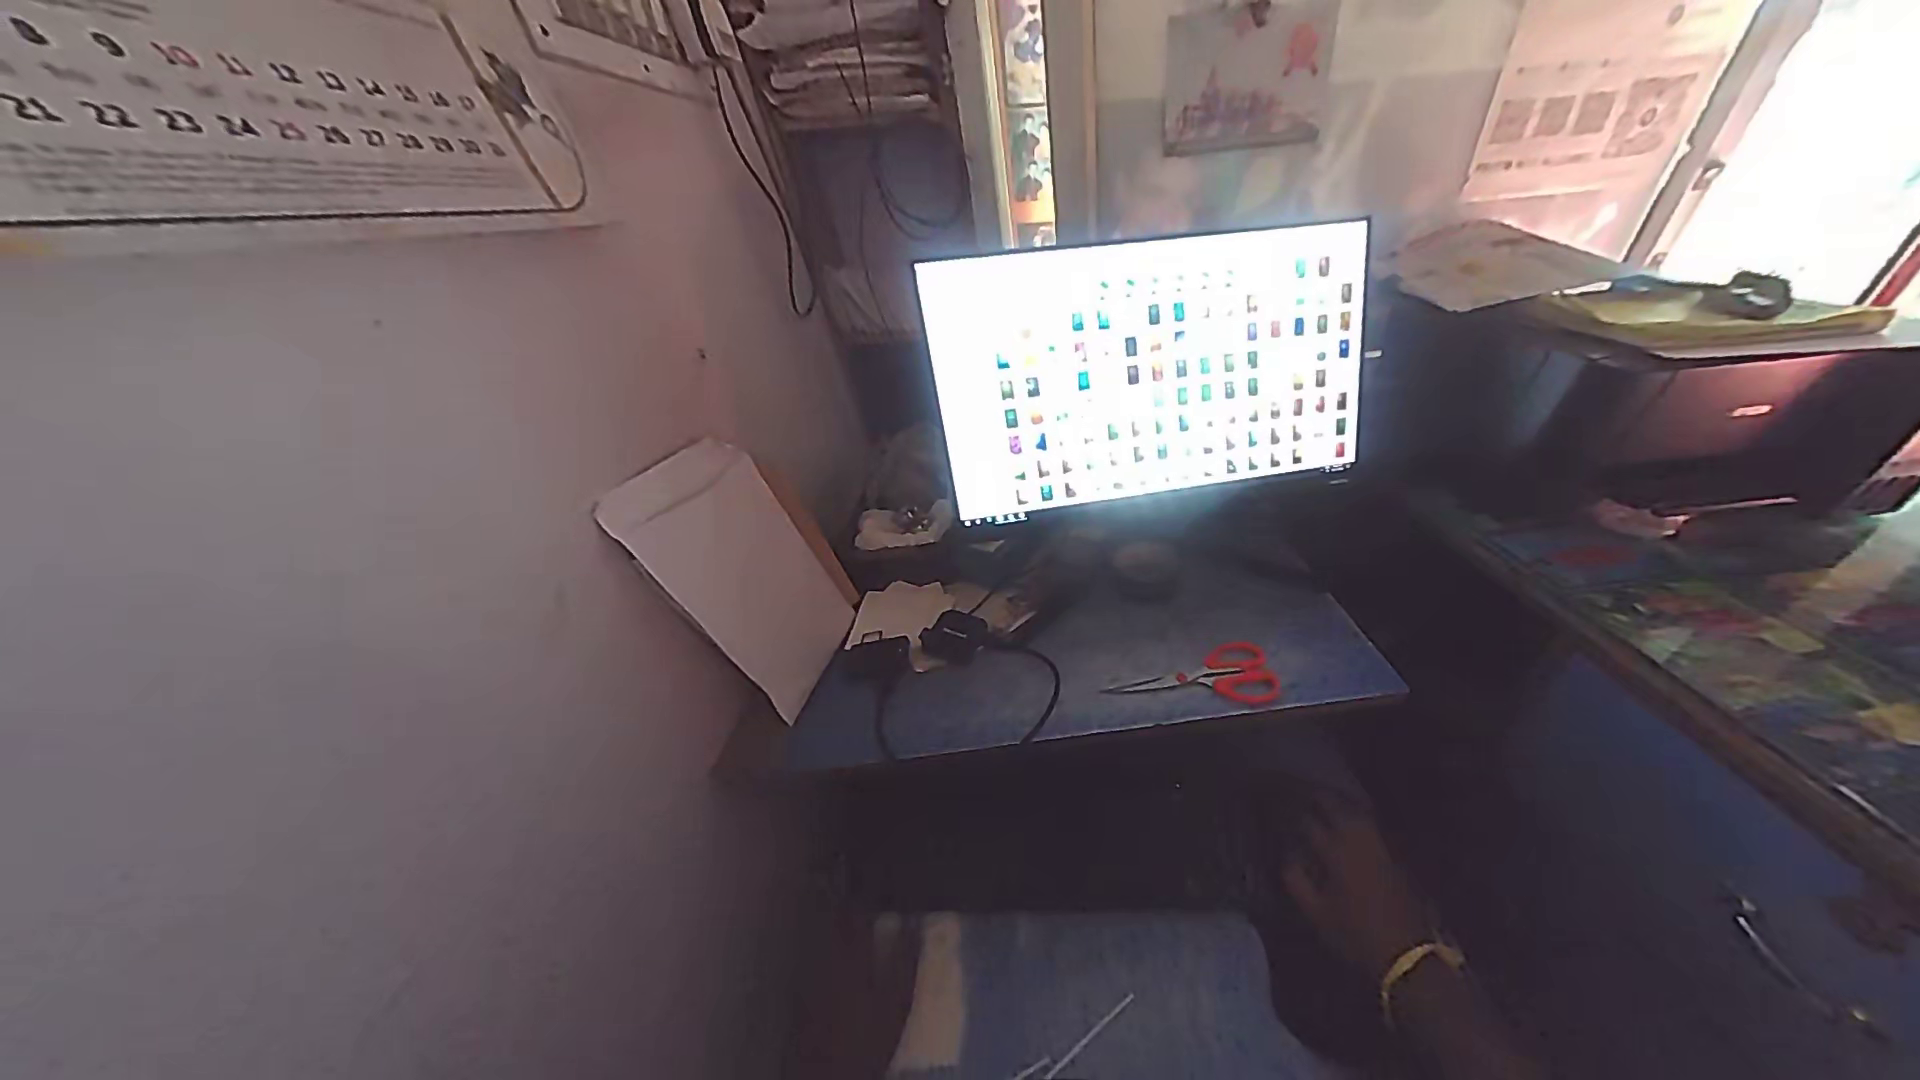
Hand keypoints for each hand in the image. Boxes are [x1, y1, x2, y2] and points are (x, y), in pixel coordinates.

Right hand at [1281, 793, 1435, 976]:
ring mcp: (1379, 845)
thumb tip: (1288, 853)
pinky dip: (1355, 813)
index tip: (1275, 803)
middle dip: (1314, 794)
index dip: (1289, 810)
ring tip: (1320, 795)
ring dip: (1336, 799)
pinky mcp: (1393, 855)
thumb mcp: (1315, 911)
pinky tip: (1347, 816)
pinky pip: (1370, 823)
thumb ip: (1295, 878)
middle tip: (1296, 787)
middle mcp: (1357, 840)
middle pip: (1335, 804)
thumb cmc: (1356, 934)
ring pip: (1356, 810)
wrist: (1409, 957)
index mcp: (1335, 851)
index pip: (1307, 820)